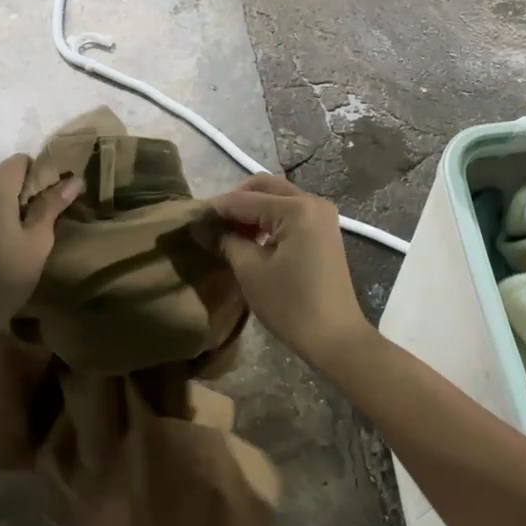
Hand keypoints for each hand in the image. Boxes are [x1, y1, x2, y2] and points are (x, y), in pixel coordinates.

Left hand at [0, 155, 82, 328]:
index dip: (39, 175)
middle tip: (36, 224)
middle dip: (21, 191)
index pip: (21, 160)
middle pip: (1, 175)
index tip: (50, 202)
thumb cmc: (2, 278)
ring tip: (12, 238)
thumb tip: (73, 180)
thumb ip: (51, 206)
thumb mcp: (36, 243)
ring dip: (1, 206)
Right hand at [210, 174, 371, 367]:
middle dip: (236, 202)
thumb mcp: (250, 271)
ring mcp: (321, 215)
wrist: (335, 338)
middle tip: (211, 225)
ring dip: (252, 210)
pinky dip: (268, 219)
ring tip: (227, 234)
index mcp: (296, 208)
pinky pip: (289, 212)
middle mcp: (312, 201)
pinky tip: (250, 239)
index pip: (245, 200)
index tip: (191, 219)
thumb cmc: (290, 305)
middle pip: (265, 187)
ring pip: (277, 198)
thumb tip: (203, 227)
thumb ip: (226, 241)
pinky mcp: (323, 230)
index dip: (215, 209)